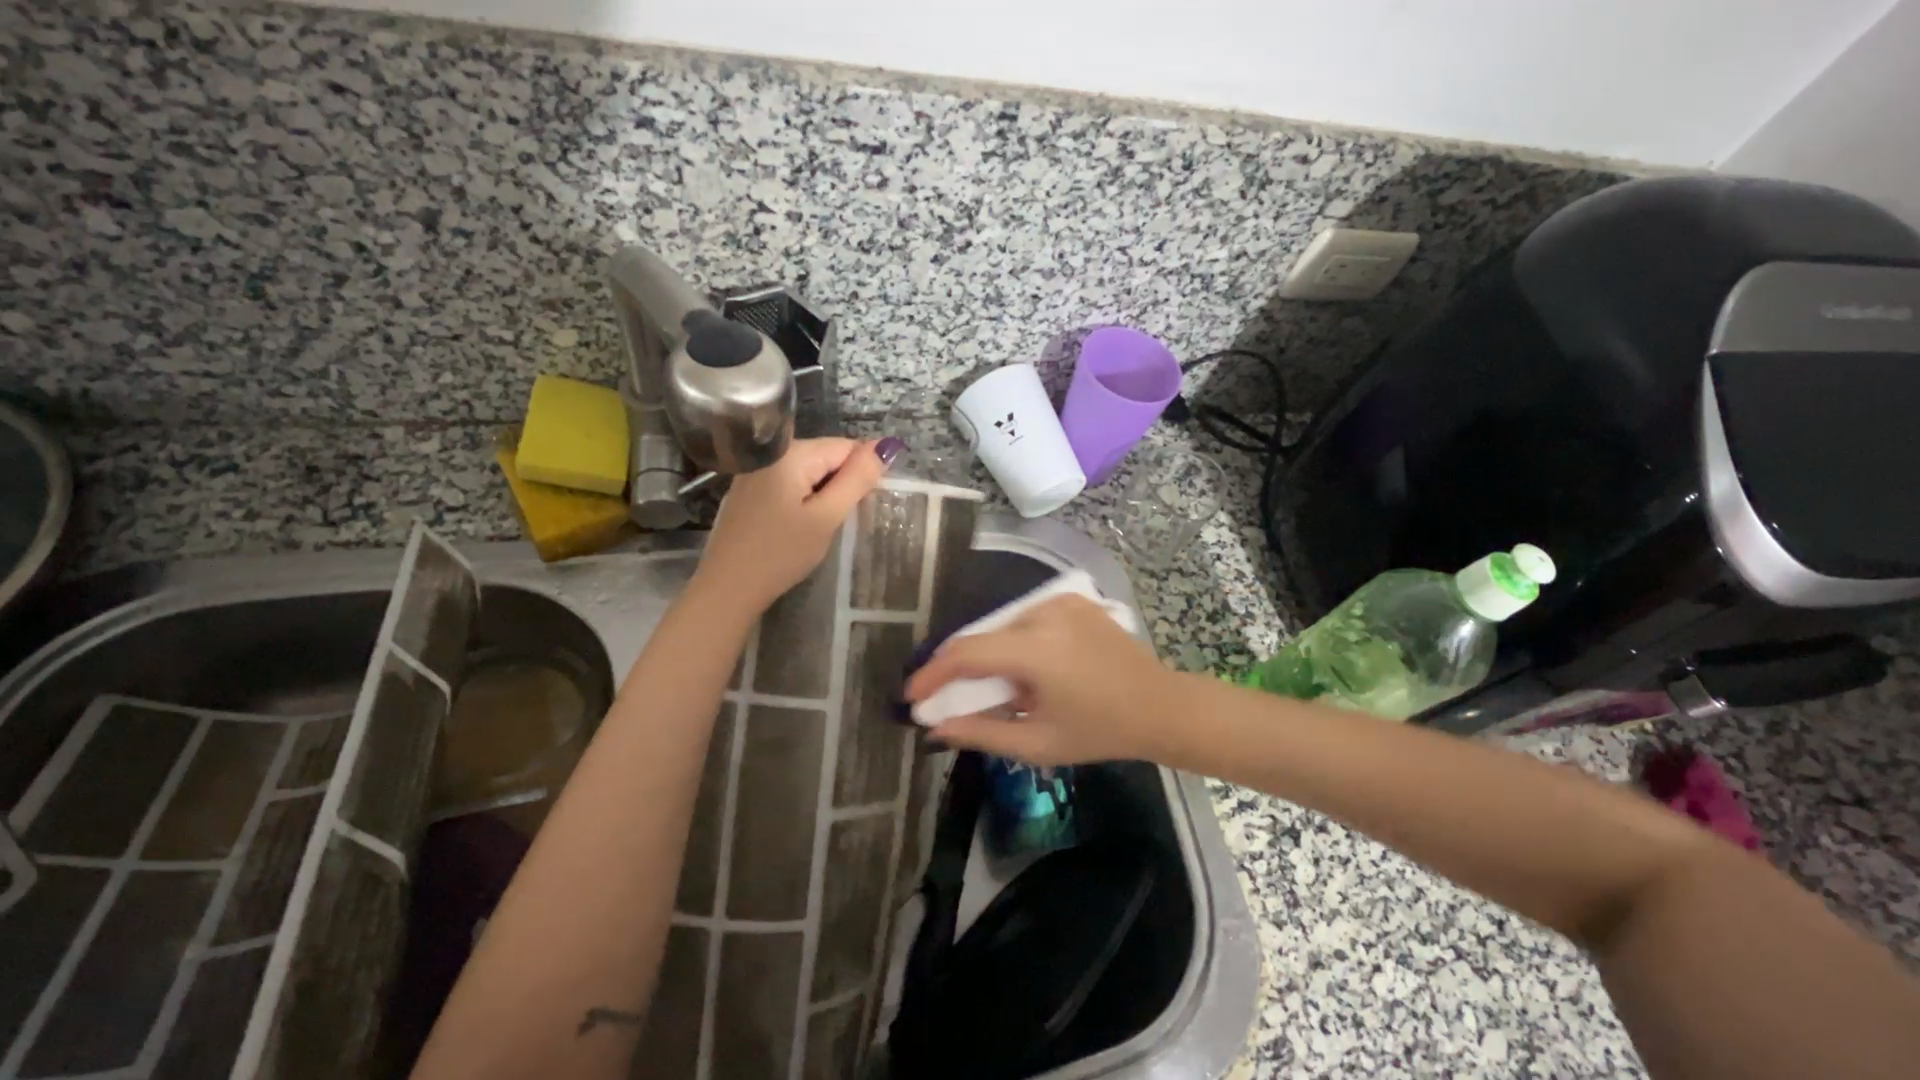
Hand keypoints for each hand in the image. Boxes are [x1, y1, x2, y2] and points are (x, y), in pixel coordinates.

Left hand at [693, 437, 896, 611]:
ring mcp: (756, 471)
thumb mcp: (826, 517)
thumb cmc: (780, 554)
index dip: (860, 476)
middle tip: (834, 522)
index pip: (846, 447)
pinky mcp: (749, 492)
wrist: (727, 588)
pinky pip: (788, 485)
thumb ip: (857, 480)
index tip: (857, 508)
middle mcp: (772, 453)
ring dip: (822, 495)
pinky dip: (802, 502)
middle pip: (826, 456)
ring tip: (815, 529)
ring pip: (808, 473)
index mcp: (791, 452)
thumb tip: (887, 445)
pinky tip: (795, 529)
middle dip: (840, 485)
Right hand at [903, 594, 1185, 765]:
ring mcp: (1061, 601)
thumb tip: (936, 727)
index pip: (966, 653)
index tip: (912, 696)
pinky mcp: (1073, 599)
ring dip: (986, 655)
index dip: (933, 674)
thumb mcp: (1038, 743)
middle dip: (956, 668)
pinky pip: (1026, 619)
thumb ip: (982, 733)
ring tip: (984, 689)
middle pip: (980, 636)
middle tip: (941, 697)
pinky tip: (1018, 670)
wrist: (1160, 706)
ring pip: (1001, 626)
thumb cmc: (1100, 731)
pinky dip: (1012, 642)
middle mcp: (1044, 613)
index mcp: (1037, 649)